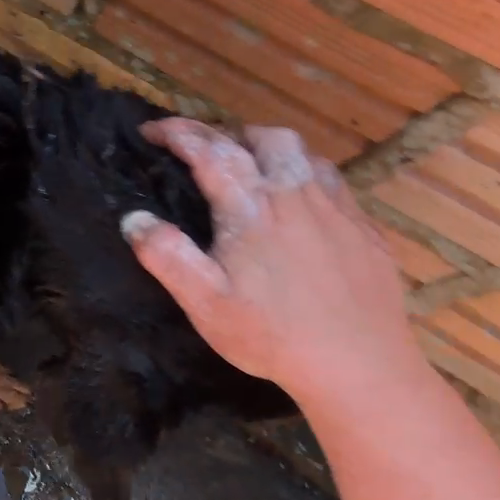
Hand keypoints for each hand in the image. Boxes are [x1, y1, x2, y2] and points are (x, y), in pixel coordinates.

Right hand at [121, 119, 429, 402]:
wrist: (362, 369)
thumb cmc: (272, 335)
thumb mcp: (204, 302)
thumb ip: (166, 256)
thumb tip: (134, 218)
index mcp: (252, 209)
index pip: (210, 151)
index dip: (178, 133)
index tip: (151, 130)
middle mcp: (295, 197)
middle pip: (265, 138)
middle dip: (228, 132)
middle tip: (202, 149)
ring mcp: (337, 212)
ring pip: (305, 155)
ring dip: (270, 149)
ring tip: (250, 167)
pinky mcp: (366, 232)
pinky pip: (334, 183)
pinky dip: (306, 175)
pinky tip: (298, 203)